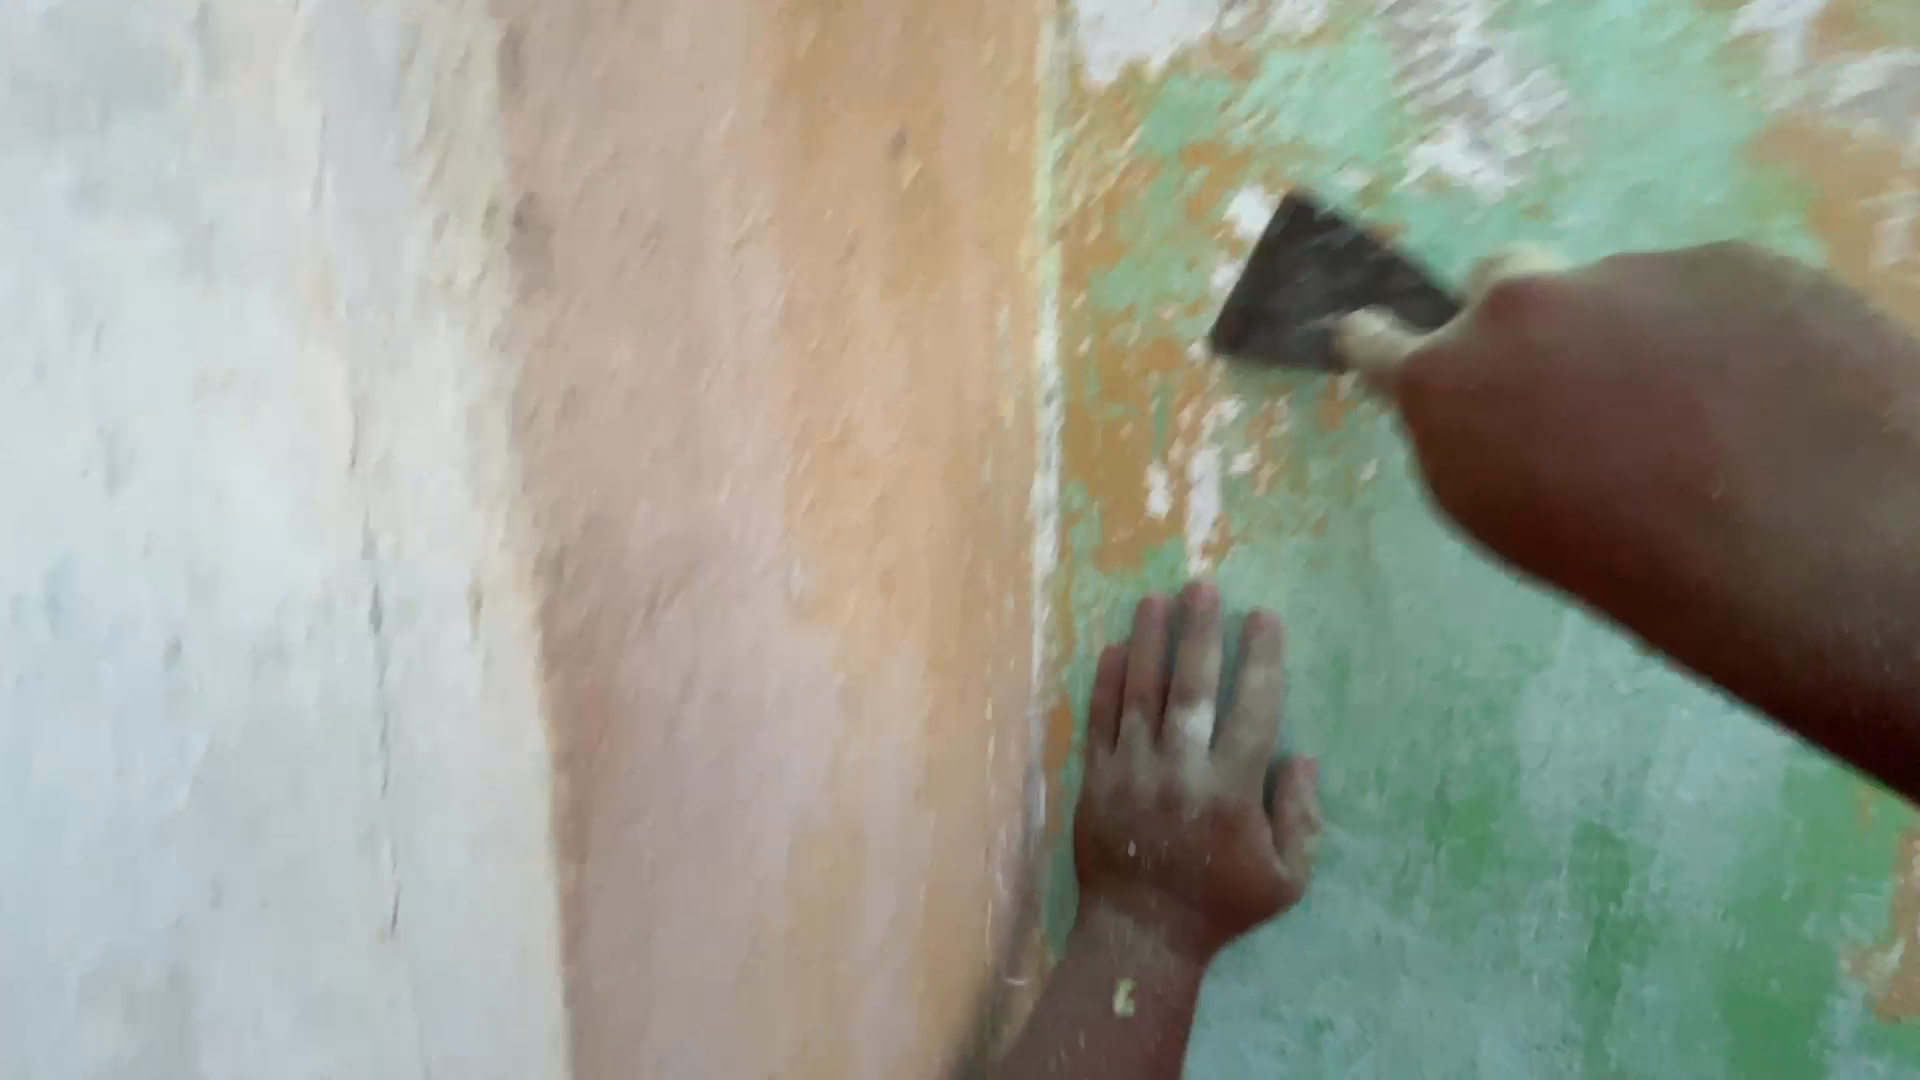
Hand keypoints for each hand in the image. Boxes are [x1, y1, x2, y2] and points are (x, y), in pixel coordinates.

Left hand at [1075, 583, 1319, 963]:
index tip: (1264, 618)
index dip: (1261, 661)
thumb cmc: (1219, 905)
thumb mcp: (1285, 880)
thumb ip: (1301, 818)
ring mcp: (1132, 770)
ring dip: (1149, 642)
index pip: (1252, 712)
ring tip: (1156, 599)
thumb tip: (1304, 756)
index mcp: (1231, 794)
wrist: (1140, 930)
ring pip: (1139, 694)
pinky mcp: (1096, 776)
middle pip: (1191, 690)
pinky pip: (1100, 720)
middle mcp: (1180, 772)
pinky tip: (1115, 647)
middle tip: (1203, 587)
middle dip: (1200, 634)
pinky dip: (1106, 682)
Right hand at [1358, 243, 1919, 621]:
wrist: (1782, 538)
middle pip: (1498, 277)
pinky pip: (1694, 288)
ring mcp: (1624, 274)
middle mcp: (1518, 306)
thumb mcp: (1477, 496)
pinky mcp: (1731, 261)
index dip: (1372, 340)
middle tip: (1561, 371)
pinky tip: (1742, 382)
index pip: (1375, 341)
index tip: (1368, 334)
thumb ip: (1448, 426)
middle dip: (1514, 314)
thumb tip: (1452, 394)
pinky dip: (1703, 325)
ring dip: (1618, 328)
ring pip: (1605, 290)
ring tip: (1681, 399)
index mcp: (1442, 373)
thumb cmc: (1592, 540)